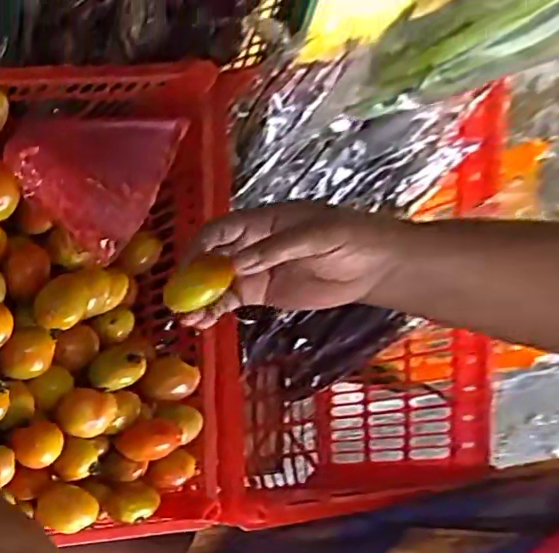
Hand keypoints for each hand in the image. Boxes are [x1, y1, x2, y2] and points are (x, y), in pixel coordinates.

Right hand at [181, 203, 410, 328]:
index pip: (219, 230)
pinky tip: (201, 324)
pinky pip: (225, 302)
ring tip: (187, 318)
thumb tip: (236, 265)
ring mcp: (250, 270)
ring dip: (196, 300)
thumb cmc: (357, 239)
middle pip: (207, 259)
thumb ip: (278, 248)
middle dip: (190, 279)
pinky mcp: (255, 293)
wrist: (378, 268)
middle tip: (180, 299)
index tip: (188, 270)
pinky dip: (210, 313)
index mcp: (263, 223)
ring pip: (212, 284)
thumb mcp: (322, 235)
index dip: (199, 248)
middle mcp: (249, 245)